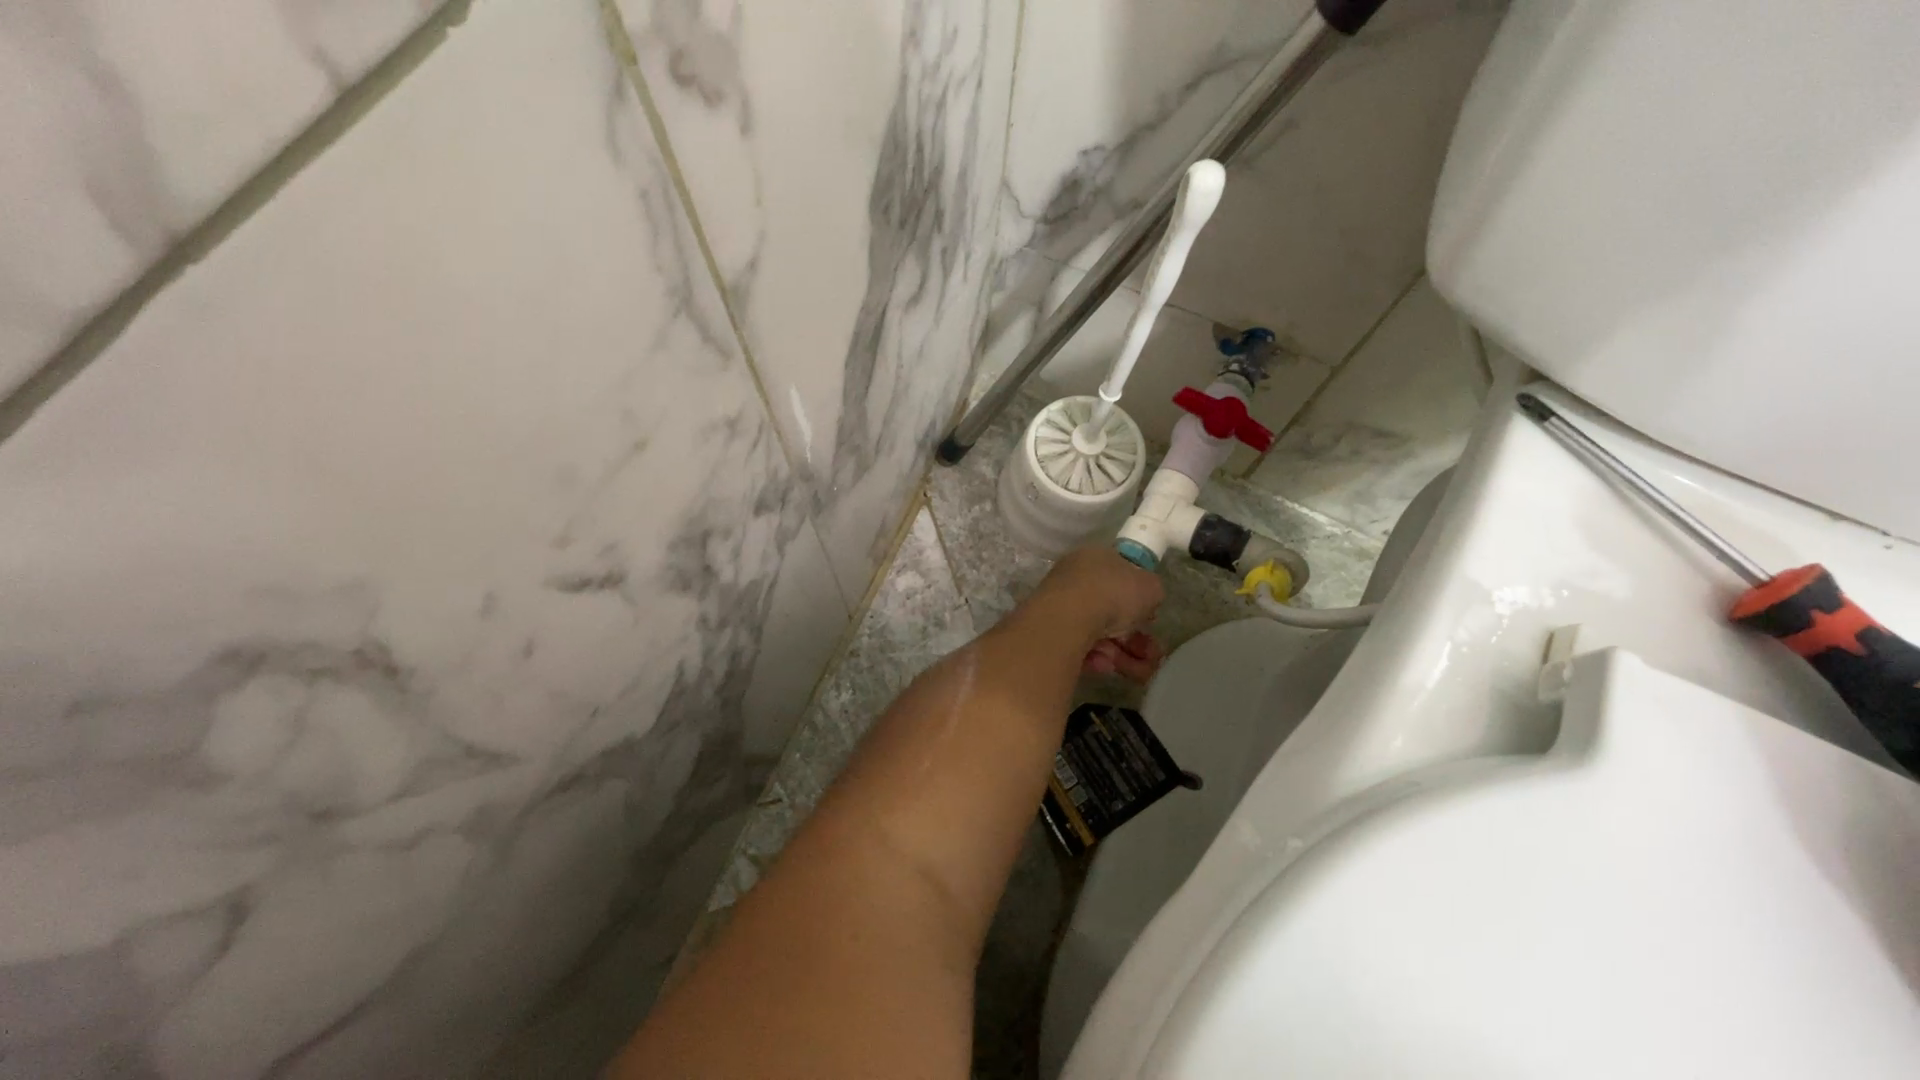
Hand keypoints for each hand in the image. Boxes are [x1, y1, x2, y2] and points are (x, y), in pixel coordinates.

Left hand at [1015, 547, 1165, 682]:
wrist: (1066, 619)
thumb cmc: (1111, 593)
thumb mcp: (1150, 586)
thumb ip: (1152, 591)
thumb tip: (1147, 599)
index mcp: (1095, 559)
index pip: (1120, 578)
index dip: (1139, 601)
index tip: (1151, 619)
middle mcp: (1075, 580)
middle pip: (1111, 612)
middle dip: (1136, 639)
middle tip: (1153, 657)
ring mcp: (1060, 608)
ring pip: (1098, 635)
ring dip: (1123, 656)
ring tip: (1141, 673)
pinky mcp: (1051, 635)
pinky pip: (1080, 648)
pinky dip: (1097, 659)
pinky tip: (1106, 666)